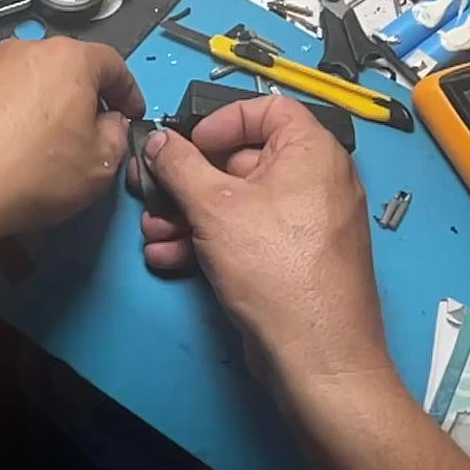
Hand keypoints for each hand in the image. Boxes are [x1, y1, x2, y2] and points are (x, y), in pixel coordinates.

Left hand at [0, 37, 145, 243]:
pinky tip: (1, 146)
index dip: (127, 92)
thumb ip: (118, 134)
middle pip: (66, 67)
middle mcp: (25, 49)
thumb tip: (110, 125)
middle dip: (80, 98)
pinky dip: (3, 112)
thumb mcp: (100, 166)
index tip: (128, 112)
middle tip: (85, 135)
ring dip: (38, 104)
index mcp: (69, 59)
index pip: (113, 64)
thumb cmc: (24, 176)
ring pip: (26, 78)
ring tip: (37, 147)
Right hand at [134, 95, 391, 381]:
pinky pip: (244, 232)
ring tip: (155, 230)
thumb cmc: (280, 272)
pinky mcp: (289, 257)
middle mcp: (314, 180)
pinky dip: (208, 239)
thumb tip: (160, 143)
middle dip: (188, 179)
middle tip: (153, 189)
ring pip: (235, 200)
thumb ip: (179, 165)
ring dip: (187, 213)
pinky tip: (171, 255)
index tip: (189, 142)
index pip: (266, 108)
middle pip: (240, 158)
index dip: (221, 120)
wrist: (316, 360)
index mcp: (312, 152)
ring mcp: (302, 221)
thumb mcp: (214, 206)